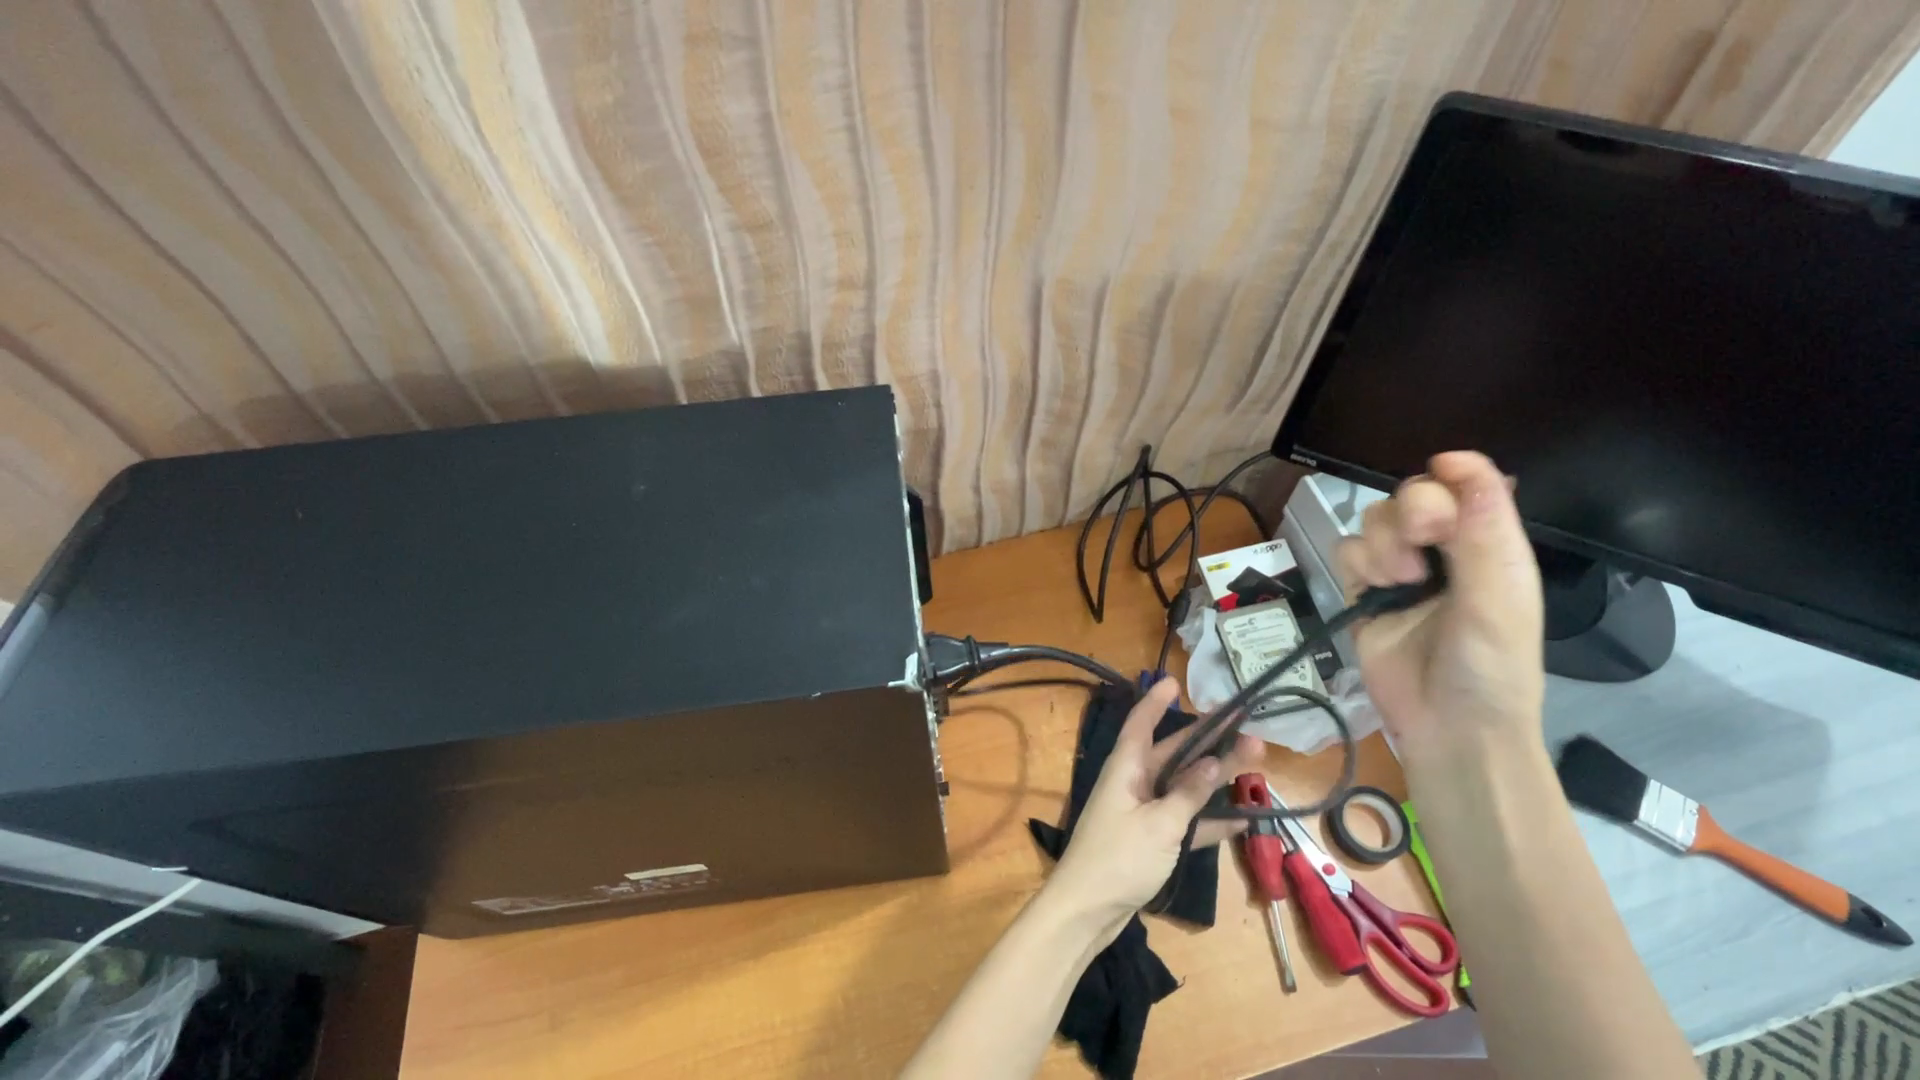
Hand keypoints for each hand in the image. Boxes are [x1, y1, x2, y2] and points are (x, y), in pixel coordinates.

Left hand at [1046, 679, 1264, 920]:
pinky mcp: (1151, 842)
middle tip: (1246, 726)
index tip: (1175, 682)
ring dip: (1216, 778)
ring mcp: (1142, 813)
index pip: (1141, 724)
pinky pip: (1185, 821)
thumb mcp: (1160, 824)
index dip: (1156, 702)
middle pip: (1173, 755)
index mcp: (1125, 769)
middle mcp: (1133, 784)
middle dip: (1207, 741)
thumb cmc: (1119, 858)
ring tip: (1256, 762)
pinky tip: (1243, 819)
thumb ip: (1189, 793)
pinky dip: (1209, 820)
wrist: (1086, 912)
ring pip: (1184, 787)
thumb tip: (1215, 762)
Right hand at [1336, 452, 1544, 753]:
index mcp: (1488, 544)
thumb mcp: (1499, 595)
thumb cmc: (1490, 664)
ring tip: (1400, 582)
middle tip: (1421, 550)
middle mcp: (1444, 551)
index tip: (1436, 507)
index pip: (1461, 484)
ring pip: (1374, 520)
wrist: (1448, 727)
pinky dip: (1358, 566)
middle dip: (1409, 515)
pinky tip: (1377, 592)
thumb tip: (1454, 458)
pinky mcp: (1364, 593)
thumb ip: (1481, 527)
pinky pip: (1347, 552)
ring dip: (1384, 545)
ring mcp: (1401, 572)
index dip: (1444, 482)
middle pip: (1409, 495)